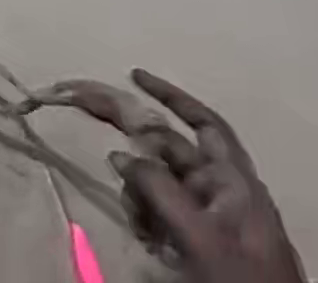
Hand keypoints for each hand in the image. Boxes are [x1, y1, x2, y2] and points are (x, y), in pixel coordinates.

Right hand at [107, 70, 304, 282]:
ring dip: (137, 189)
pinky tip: (145, 236)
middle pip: (168, 145)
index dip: (171, 96)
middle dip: (130, 131)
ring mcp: (207, 218)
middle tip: (84, 104)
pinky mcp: (194, 242)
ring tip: (141, 223)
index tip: (132, 76)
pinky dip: (143, 213)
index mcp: (233, 182)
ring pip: (156, 180)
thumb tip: (120, 157)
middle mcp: (220, 191)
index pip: (204, 123)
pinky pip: (158, 210)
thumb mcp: (199, 237)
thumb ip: (157, 189)